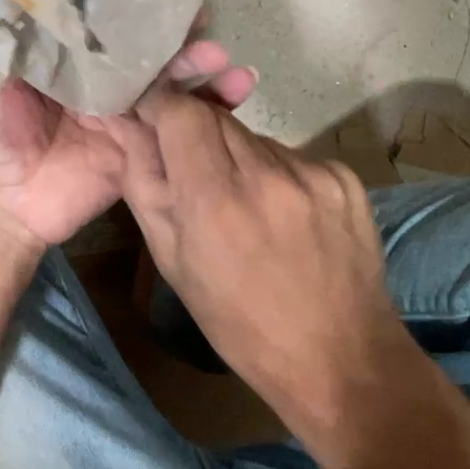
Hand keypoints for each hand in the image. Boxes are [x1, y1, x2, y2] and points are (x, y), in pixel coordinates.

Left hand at [0, 35, 262, 248]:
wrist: (2, 206)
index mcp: (65, 57)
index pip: (104, 23)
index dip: (131, 5)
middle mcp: (99, 78)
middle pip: (145, 50)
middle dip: (175, 34)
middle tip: (203, 21)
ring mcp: (124, 112)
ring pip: (168, 82)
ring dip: (198, 66)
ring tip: (222, 59)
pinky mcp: (141, 146)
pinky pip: (178, 124)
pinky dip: (211, 107)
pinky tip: (238, 88)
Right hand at [100, 77, 422, 432]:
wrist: (343, 362)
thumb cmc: (238, 321)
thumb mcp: (171, 258)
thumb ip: (143, 180)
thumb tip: (125, 123)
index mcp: (215, 199)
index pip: (179, 110)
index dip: (159, 106)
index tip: (150, 118)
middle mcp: (266, 174)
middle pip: (215, 116)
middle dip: (194, 132)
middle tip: (193, 171)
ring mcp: (313, 173)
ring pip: (253, 136)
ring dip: (236, 155)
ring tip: (244, 204)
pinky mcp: (345, 178)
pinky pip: (291, 155)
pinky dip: (276, 172)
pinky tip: (283, 214)